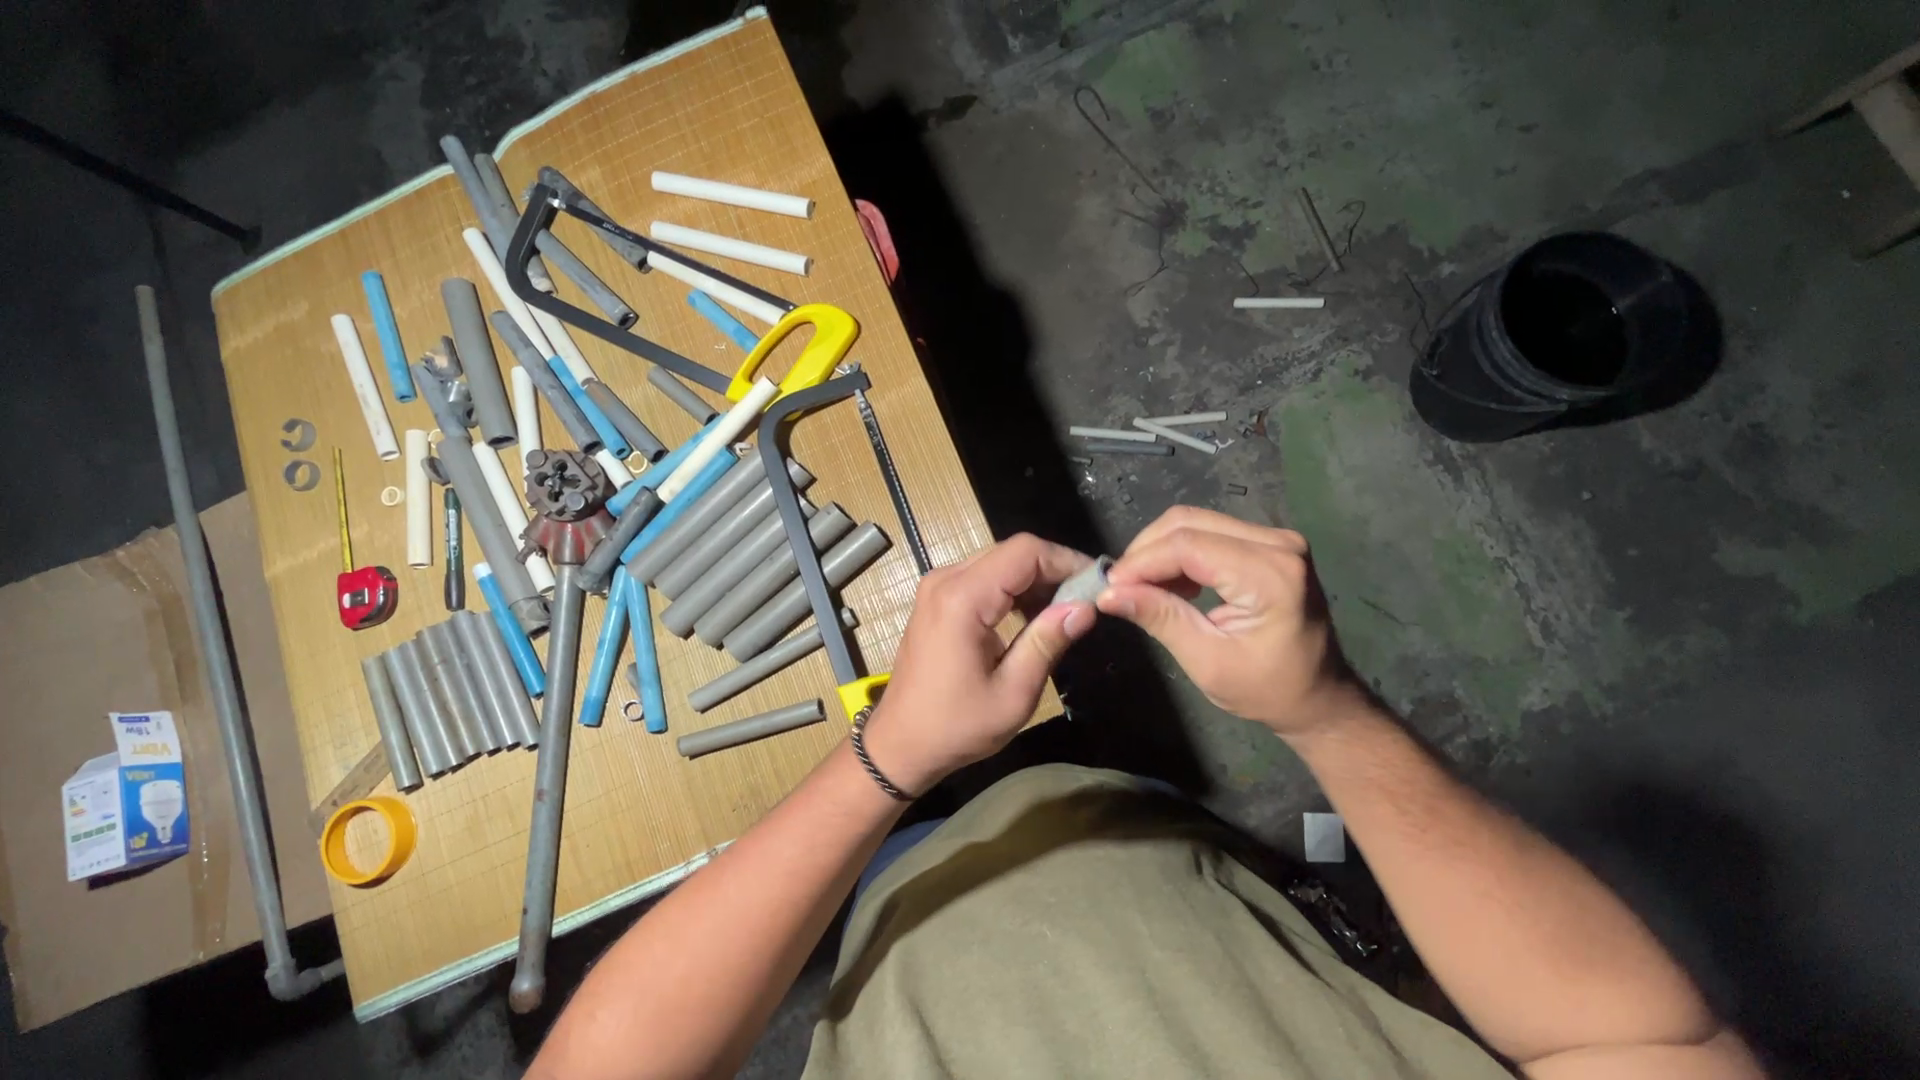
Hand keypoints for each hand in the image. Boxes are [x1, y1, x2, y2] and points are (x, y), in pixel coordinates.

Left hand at [861, 535, 1097, 794]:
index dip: (1066, 560)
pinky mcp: (937, 599)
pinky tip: (1032, 619)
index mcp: (963, 598)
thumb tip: (1085, 606)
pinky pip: (983, 578)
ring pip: (999, 562)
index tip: (1097, 586)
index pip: (1025, 552)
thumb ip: (1047, 642)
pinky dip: (1013, 590)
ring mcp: (937, 587)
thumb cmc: (956, 726)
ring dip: (1035, 581)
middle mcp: (945, 580)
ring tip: (1064, 614)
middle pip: (1012, 552)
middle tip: (1085, 603)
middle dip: (1054, 571)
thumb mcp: (1013, 692)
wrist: (901, 743)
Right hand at [1096, 506, 1357, 738]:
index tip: (1109, 587)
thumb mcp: (1207, 661)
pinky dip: (1181, 553)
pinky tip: (1169, 583)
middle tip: (1119, 587)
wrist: (1320, 697)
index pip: (1188, 545)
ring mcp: (1277, 539)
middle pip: (1189, 523)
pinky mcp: (1270, 543)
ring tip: (1140, 588)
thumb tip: (1108, 594)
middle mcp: (1278, 543)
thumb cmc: (1267, 689)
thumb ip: (1160, 618)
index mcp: (1270, 575)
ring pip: (1196, 522)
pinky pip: (1212, 532)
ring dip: (1160, 550)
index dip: (1141, 562)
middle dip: (1146, 551)